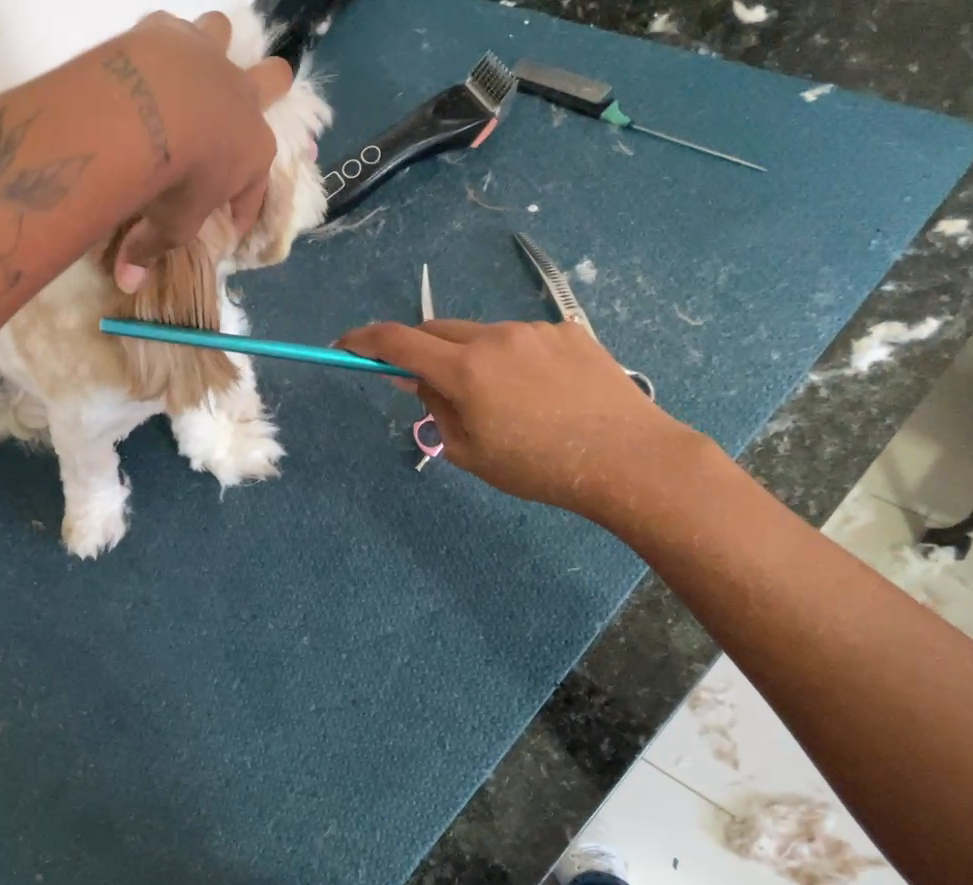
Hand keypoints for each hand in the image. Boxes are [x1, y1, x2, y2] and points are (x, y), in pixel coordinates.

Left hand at [108, 12, 292, 291]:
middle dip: (265, 90)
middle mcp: (240, 97)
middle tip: (240, 109)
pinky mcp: (168, 32)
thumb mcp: (168, 226)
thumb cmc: (177, 183)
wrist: (150, 117)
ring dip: (214, 49)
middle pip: (273, 78)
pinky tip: (142, 61)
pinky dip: (159, 45)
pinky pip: (170, 28)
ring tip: (192, 70)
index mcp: (252, 151)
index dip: (243, 210)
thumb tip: (129, 283)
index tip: (229, 227)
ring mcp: (207, 58)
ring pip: (226, 34)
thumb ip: (151, 249)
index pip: (255, 186)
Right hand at [338, 319, 711, 518]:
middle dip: (417, 349)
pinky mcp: (568, 333)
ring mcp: (535, 331)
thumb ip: (435, 407)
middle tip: (418, 381)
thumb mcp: (468, 449)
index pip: (397, 341)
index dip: (364, 340)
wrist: (627, 458)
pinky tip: (532, 392)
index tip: (345, 345)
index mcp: (465, 369)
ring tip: (490, 398)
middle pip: (436, 329)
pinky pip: (518, 339)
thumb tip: (415, 380)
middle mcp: (496, 337)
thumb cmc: (536, 467)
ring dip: (465, 355)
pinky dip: (506, 358)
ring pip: (479, 334)